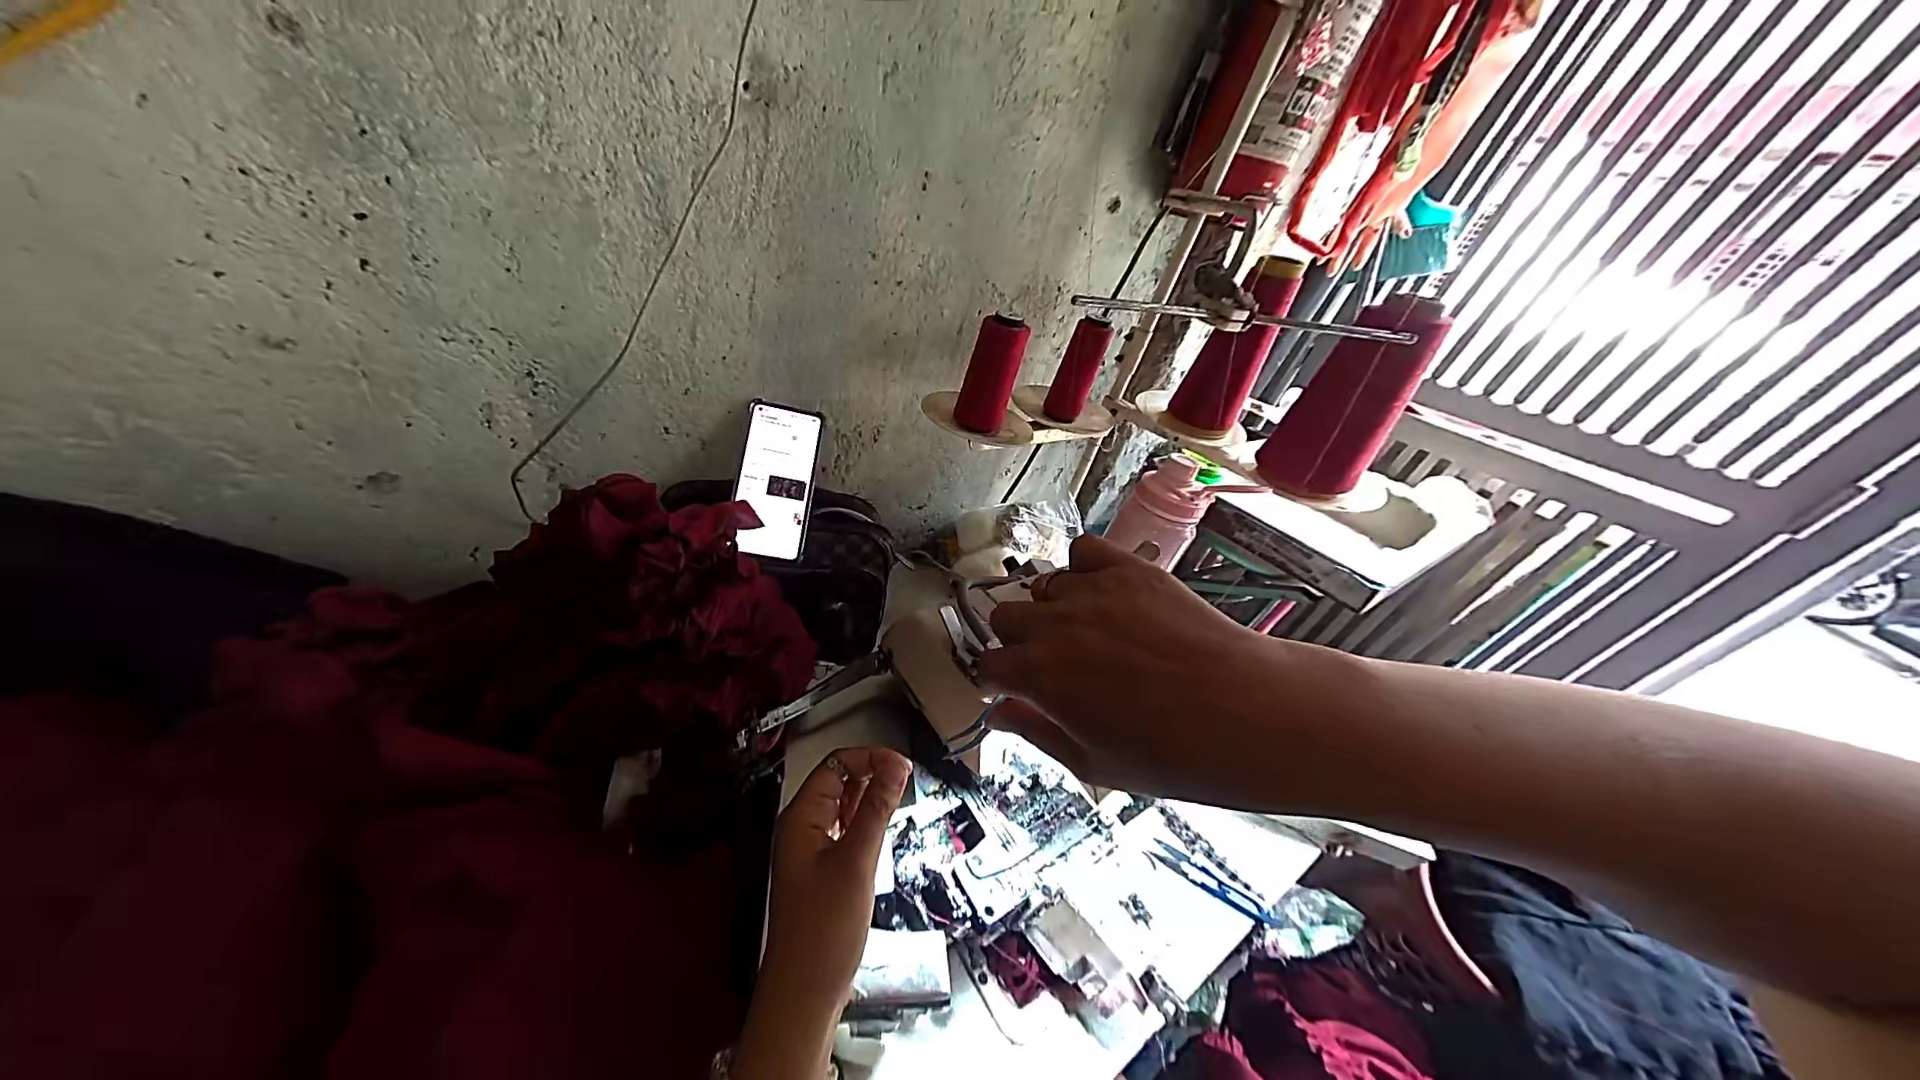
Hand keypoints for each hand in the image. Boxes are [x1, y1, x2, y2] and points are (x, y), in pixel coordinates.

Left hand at [736, 747, 909, 1079]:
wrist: (805, 991)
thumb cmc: (821, 933)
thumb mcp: (857, 860)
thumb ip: (877, 808)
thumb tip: (895, 767)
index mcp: (800, 818)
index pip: (836, 763)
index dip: (870, 757)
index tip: (901, 765)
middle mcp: (800, 828)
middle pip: (838, 780)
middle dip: (872, 773)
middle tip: (904, 782)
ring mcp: (809, 848)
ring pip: (843, 804)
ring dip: (870, 797)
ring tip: (897, 802)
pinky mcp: (820, 868)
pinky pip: (844, 829)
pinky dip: (864, 822)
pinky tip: (881, 830)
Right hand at [976, 534, 1356, 808]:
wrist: (1249, 714)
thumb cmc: (1177, 752)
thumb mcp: (1093, 763)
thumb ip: (1036, 733)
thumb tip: (1001, 718)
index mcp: (1039, 675)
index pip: (989, 664)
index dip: (998, 679)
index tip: (1011, 685)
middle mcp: (1057, 625)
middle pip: (1005, 616)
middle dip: (1017, 641)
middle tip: (1046, 661)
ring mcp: (1094, 592)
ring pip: (1042, 585)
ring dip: (1049, 607)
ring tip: (1079, 629)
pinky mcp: (1130, 571)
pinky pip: (1085, 549)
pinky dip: (1083, 567)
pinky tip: (1099, 592)